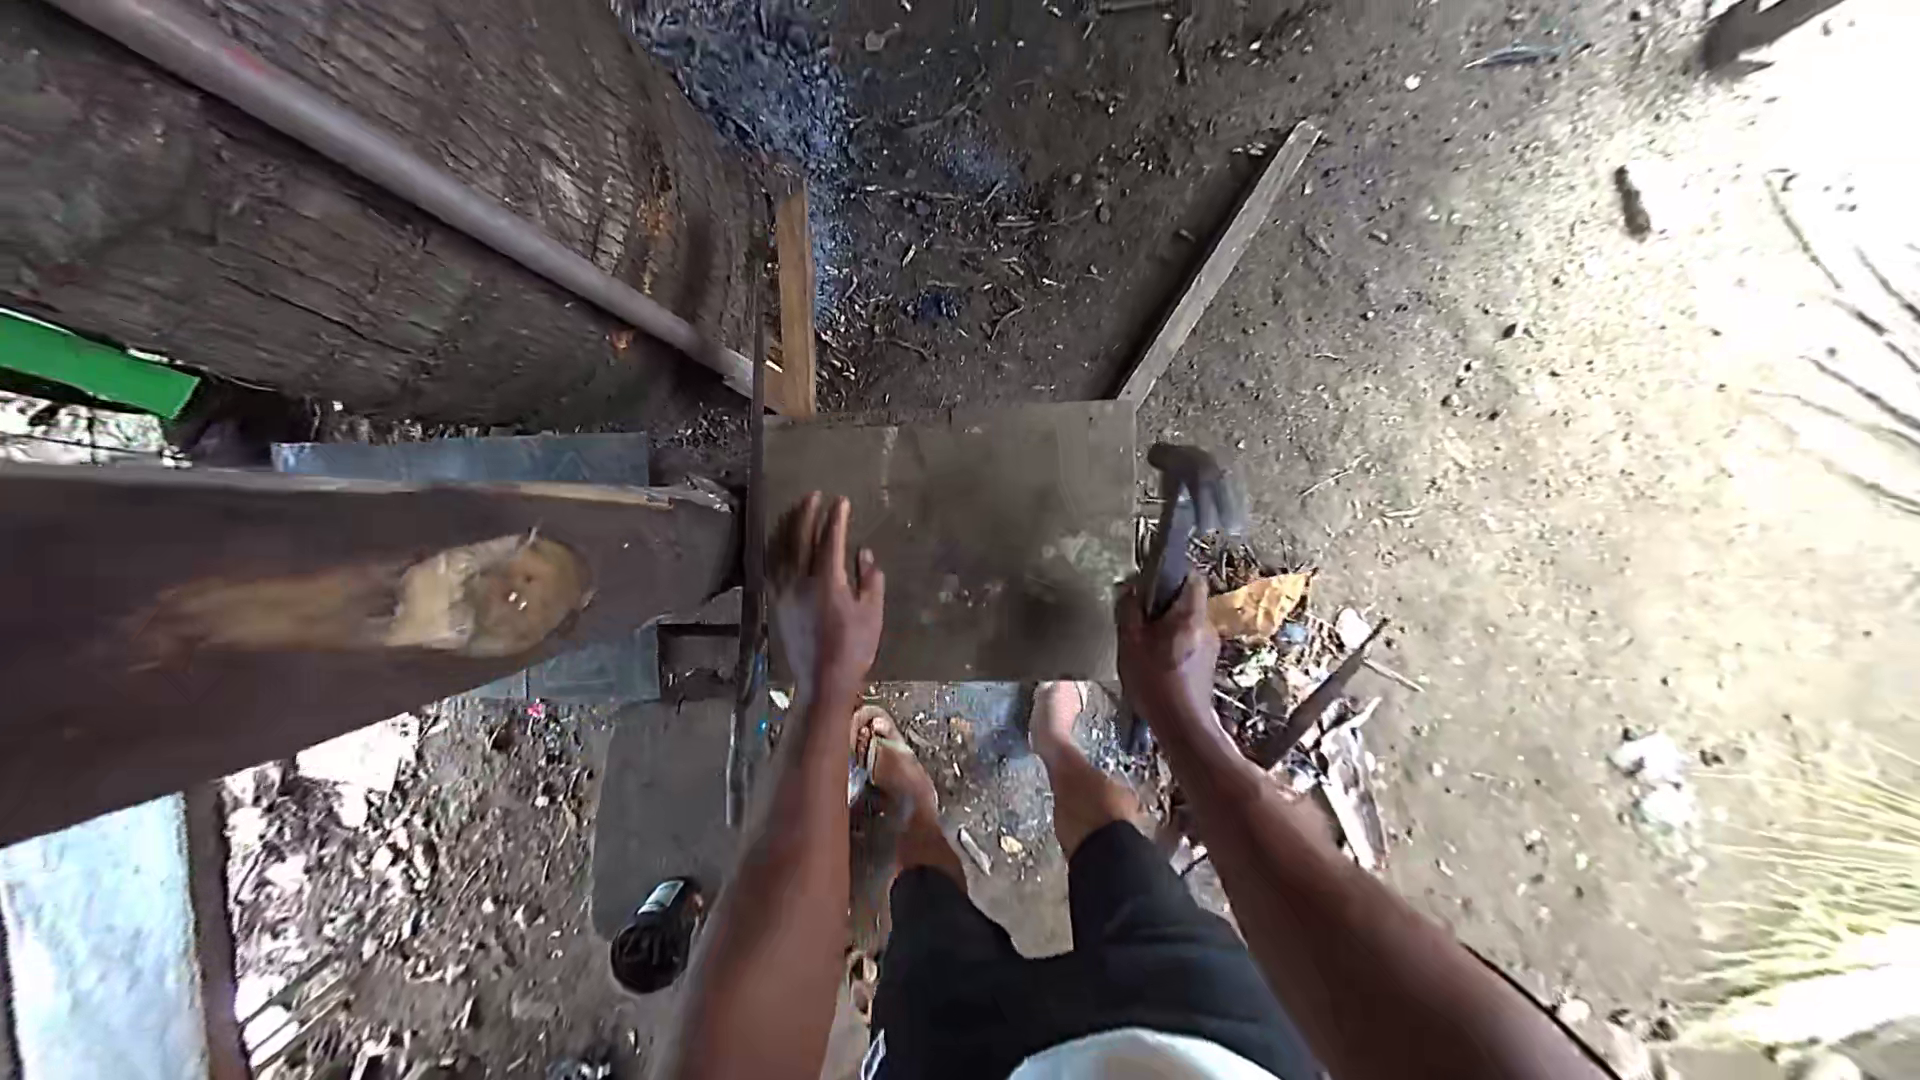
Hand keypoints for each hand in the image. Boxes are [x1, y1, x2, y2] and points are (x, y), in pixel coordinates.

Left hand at [770, 493, 885, 701]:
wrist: (823, 680)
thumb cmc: (854, 648)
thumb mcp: (872, 613)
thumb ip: (870, 580)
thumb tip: (862, 553)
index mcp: (827, 582)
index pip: (830, 539)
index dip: (836, 518)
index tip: (841, 502)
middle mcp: (800, 582)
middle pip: (801, 538)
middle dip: (807, 513)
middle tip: (814, 495)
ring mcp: (784, 592)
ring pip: (782, 550)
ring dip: (789, 526)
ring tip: (795, 510)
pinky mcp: (776, 603)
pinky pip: (773, 567)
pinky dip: (776, 548)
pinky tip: (780, 541)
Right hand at [1115, 572, 1218, 734]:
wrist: (1182, 725)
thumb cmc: (1154, 680)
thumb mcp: (1130, 641)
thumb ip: (1129, 610)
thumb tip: (1130, 588)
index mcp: (1190, 614)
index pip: (1191, 577)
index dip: (1171, 574)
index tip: (1149, 584)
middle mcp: (1207, 625)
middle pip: (1186, 600)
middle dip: (1162, 604)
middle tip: (1138, 617)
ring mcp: (1210, 645)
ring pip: (1186, 621)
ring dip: (1166, 625)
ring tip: (1143, 642)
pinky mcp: (1207, 662)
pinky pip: (1188, 639)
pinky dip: (1172, 641)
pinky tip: (1154, 660)